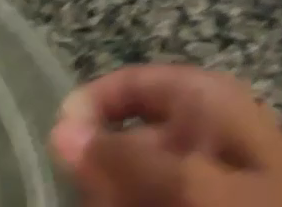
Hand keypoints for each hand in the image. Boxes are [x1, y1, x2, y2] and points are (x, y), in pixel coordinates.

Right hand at [50, 66, 281, 206]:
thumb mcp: (203, 188)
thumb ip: (130, 160)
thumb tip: (60, 132)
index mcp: (209, 102)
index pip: (132, 85)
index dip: (92, 108)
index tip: (61, 146)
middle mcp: (210, 133)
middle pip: (134, 140)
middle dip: (107, 171)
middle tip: (90, 199)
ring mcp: (218, 181)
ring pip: (149, 182)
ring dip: (122, 196)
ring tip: (108, 206)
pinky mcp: (221, 206)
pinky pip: (168, 202)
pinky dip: (145, 206)